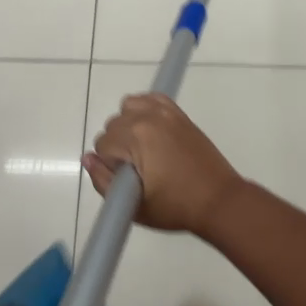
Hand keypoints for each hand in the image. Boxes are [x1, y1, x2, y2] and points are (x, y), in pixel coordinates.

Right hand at [83, 93, 245, 234]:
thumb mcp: (133, 205)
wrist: (217, 199)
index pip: (102, 144)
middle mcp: (148, 117)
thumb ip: (104, 181)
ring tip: (142, 150)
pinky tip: (150, 131)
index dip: (110, 166)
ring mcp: (165, 111)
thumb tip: (88, 158)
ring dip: (128, 126)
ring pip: (128, 107)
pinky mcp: (178, 112)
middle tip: (137, 171)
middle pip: (113, 125)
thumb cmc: (174, 207)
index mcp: (135, 137)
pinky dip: (145, 109)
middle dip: (118, 147)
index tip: (128, 181)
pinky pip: (150, 98)